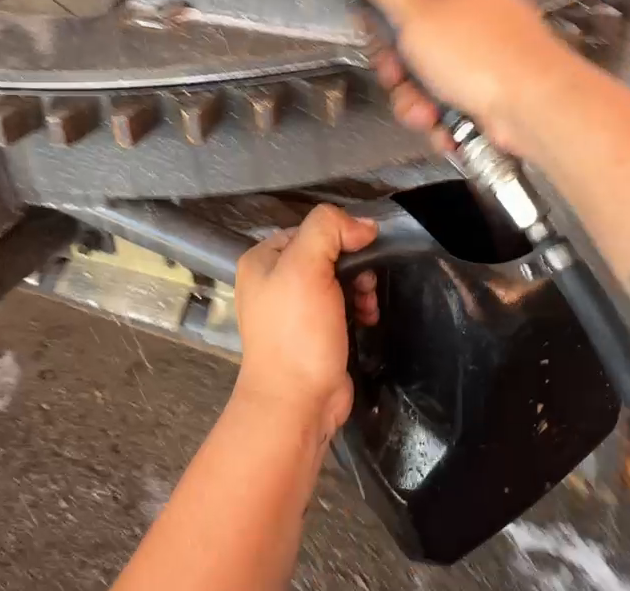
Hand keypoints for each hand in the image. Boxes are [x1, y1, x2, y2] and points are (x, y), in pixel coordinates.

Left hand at [232, 204, 379, 441]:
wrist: (295, 403)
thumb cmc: (297, 332)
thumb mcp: (306, 267)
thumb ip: (328, 230)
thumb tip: (362, 224)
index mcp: (262, 260)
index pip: (309, 229)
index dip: (339, 236)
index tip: (361, 251)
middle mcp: (272, 282)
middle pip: (325, 255)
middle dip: (354, 266)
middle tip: (365, 285)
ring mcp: (292, 310)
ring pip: (337, 281)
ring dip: (360, 288)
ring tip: (367, 306)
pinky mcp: (312, 334)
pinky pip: (340, 307)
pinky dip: (357, 309)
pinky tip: (367, 320)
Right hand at [328, 0, 565, 146]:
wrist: (536, 110)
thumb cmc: (486, 54)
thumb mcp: (417, 7)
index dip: (378, 5)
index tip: (371, 25)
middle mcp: (470, 9)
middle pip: (404, 31)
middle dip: (394, 64)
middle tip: (398, 70)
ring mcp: (476, 51)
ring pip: (417, 72)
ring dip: (411, 97)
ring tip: (424, 108)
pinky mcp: (479, 87)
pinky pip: (437, 98)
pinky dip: (434, 115)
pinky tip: (441, 121)